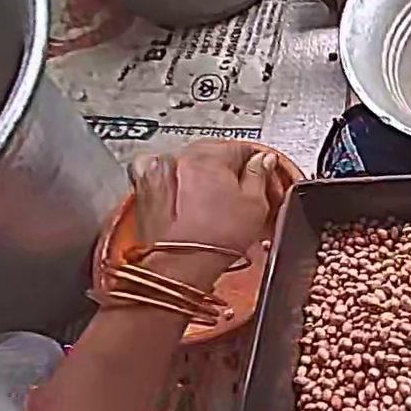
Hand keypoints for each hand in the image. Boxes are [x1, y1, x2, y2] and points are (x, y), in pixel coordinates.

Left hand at [145, 141, 287, 253]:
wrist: (181, 263)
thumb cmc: (216, 239)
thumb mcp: (255, 205)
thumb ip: (260, 174)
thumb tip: (263, 160)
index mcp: (212, 155)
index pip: (243, 147)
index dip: (259, 163)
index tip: (264, 176)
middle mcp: (183, 156)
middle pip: (215, 152)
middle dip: (232, 169)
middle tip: (244, 192)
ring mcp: (161, 169)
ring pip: (191, 162)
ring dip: (206, 175)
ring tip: (217, 200)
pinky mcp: (146, 186)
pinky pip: (168, 173)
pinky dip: (180, 181)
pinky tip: (189, 198)